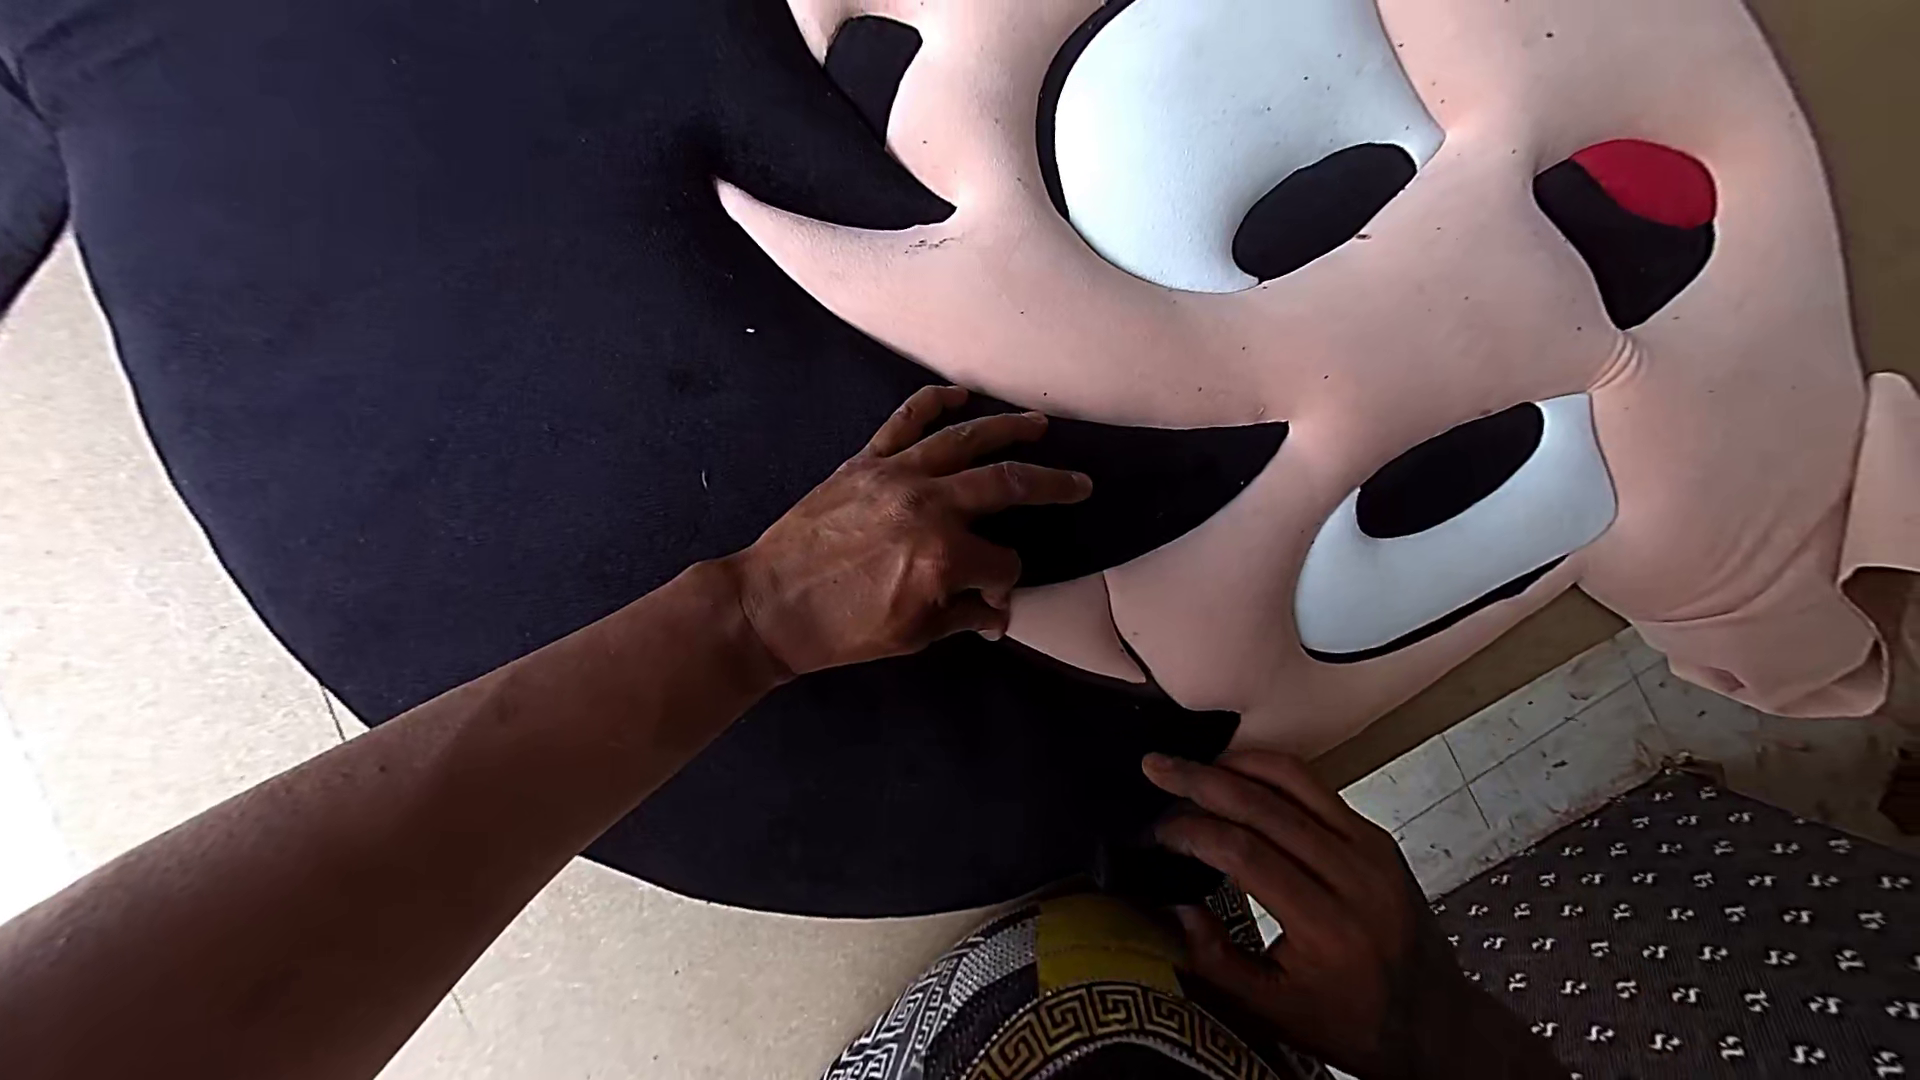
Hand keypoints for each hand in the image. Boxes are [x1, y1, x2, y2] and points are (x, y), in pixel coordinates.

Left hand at [724, 386, 1090, 677]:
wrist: (770, 605)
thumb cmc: (842, 631)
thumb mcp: (914, 636)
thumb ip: (965, 615)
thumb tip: (998, 612)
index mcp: (944, 557)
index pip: (1003, 562)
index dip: (1006, 583)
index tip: (994, 596)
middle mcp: (929, 506)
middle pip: (1007, 485)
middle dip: (1052, 487)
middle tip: (1079, 484)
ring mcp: (896, 475)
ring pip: (965, 439)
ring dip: (1009, 429)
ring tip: (1039, 425)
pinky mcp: (865, 462)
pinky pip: (905, 420)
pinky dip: (934, 402)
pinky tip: (960, 396)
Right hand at [1144, 751, 1566, 1079]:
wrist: (1446, 1028)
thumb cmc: (1354, 1025)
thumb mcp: (1278, 1015)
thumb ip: (1216, 962)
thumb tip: (1173, 901)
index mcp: (1331, 929)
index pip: (1245, 854)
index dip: (1191, 832)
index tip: (1155, 830)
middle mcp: (1355, 878)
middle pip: (1262, 805)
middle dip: (1198, 780)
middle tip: (1154, 766)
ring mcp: (1370, 848)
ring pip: (1290, 778)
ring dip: (1231, 762)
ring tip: (1189, 763)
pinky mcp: (1374, 833)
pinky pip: (1311, 784)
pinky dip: (1264, 768)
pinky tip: (1232, 770)